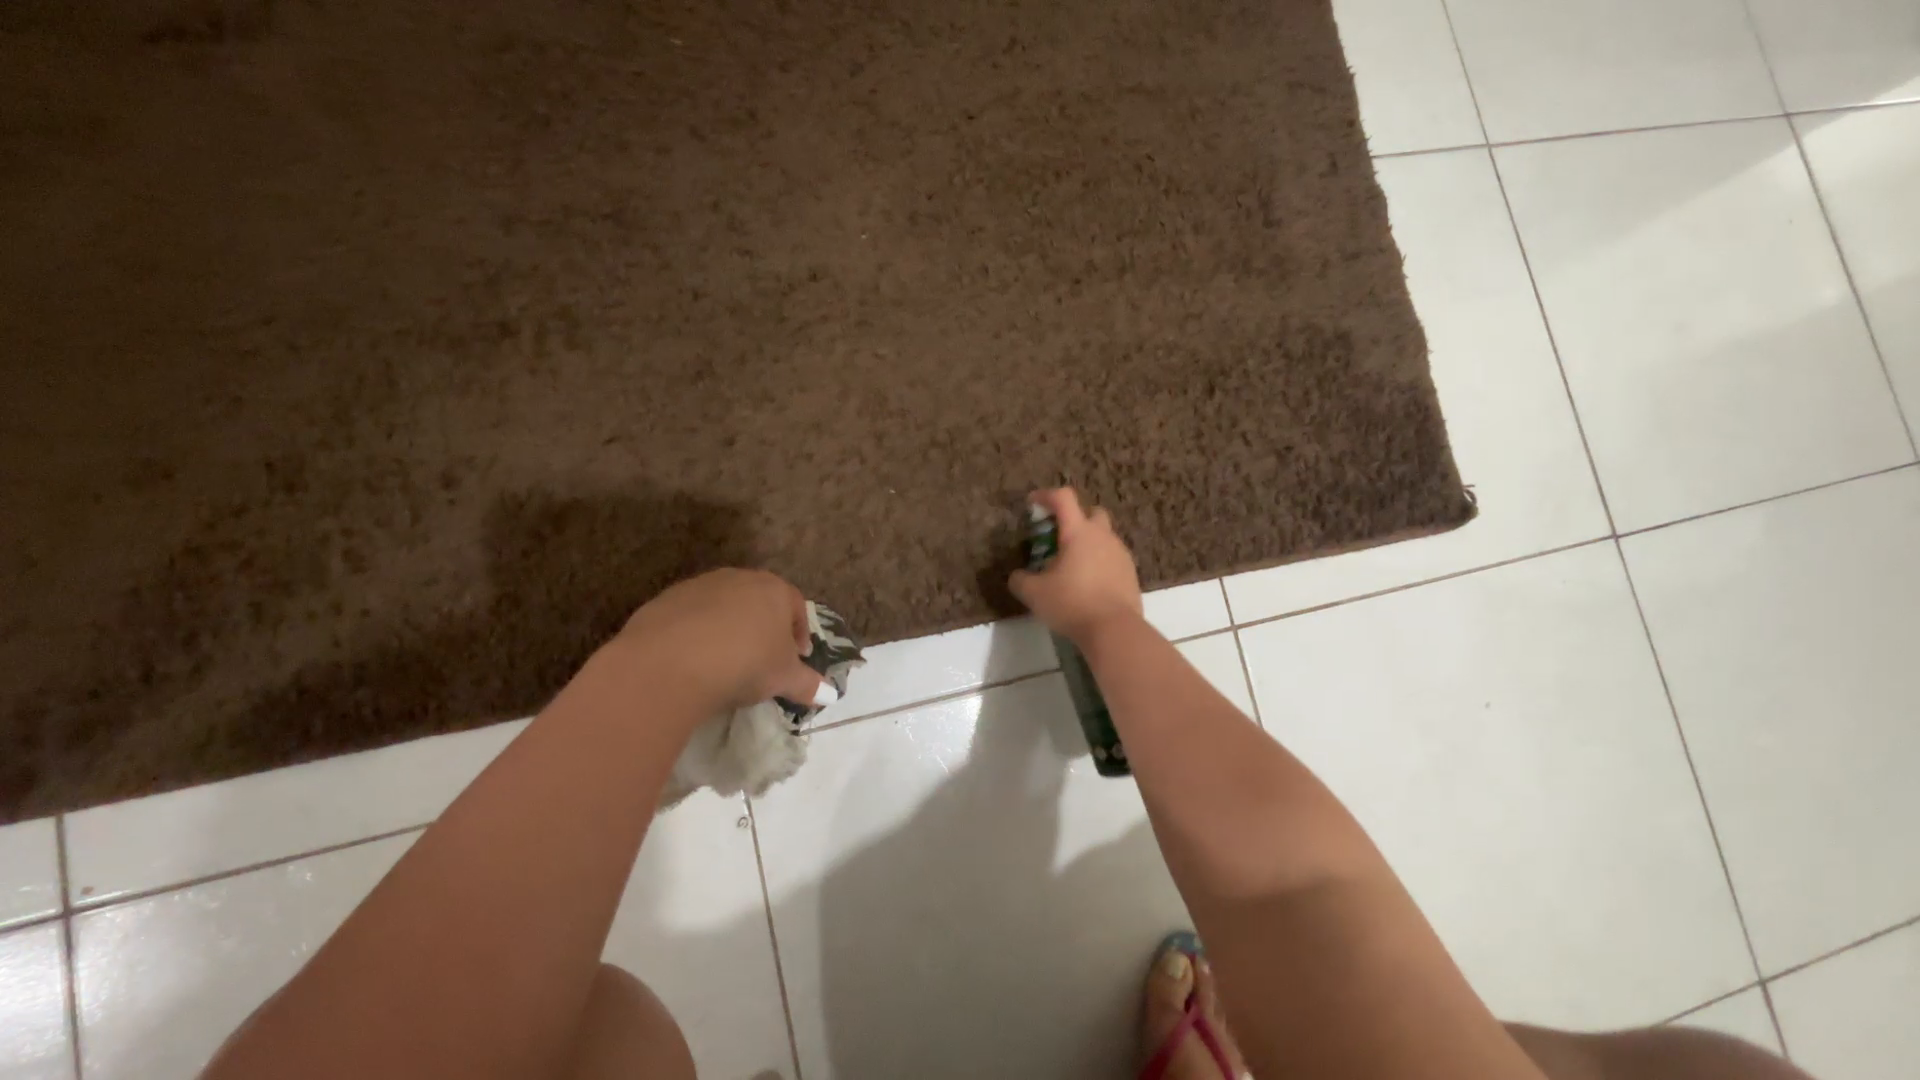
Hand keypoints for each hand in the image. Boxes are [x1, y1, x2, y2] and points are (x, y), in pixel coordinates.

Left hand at [612, 569, 823, 713]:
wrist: (670, 663)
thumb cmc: (744, 663)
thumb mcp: (784, 679)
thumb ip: (809, 684)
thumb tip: (831, 694)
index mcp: (774, 590)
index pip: (796, 606)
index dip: (799, 634)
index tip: (796, 658)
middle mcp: (738, 579)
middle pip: (758, 602)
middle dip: (763, 629)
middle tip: (762, 660)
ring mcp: (699, 586)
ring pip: (723, 607)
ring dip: (728, 630)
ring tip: (726, 663)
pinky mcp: (665, 601)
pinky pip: (690, 618)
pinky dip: (697, 635)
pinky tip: (694, 661)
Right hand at [1008, 487, 1143, 643]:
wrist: (1114, 629)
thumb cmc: (1071, 604)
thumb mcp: (1034, 594)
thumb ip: (1020, 580)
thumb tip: (1017, 576)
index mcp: (1078, 532)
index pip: (1063, 498)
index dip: (1045, 496)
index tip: (1032, 504)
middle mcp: (1103, 537)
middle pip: (1092, 513)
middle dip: (1075, 519)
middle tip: (1058, 537)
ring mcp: (1121, 554)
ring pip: (1104, 537)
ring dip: (1088, 543)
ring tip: (1071, 566)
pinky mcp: (1131, 574)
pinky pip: (1112, 558)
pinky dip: (1099, 562)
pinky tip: (1088, 583)